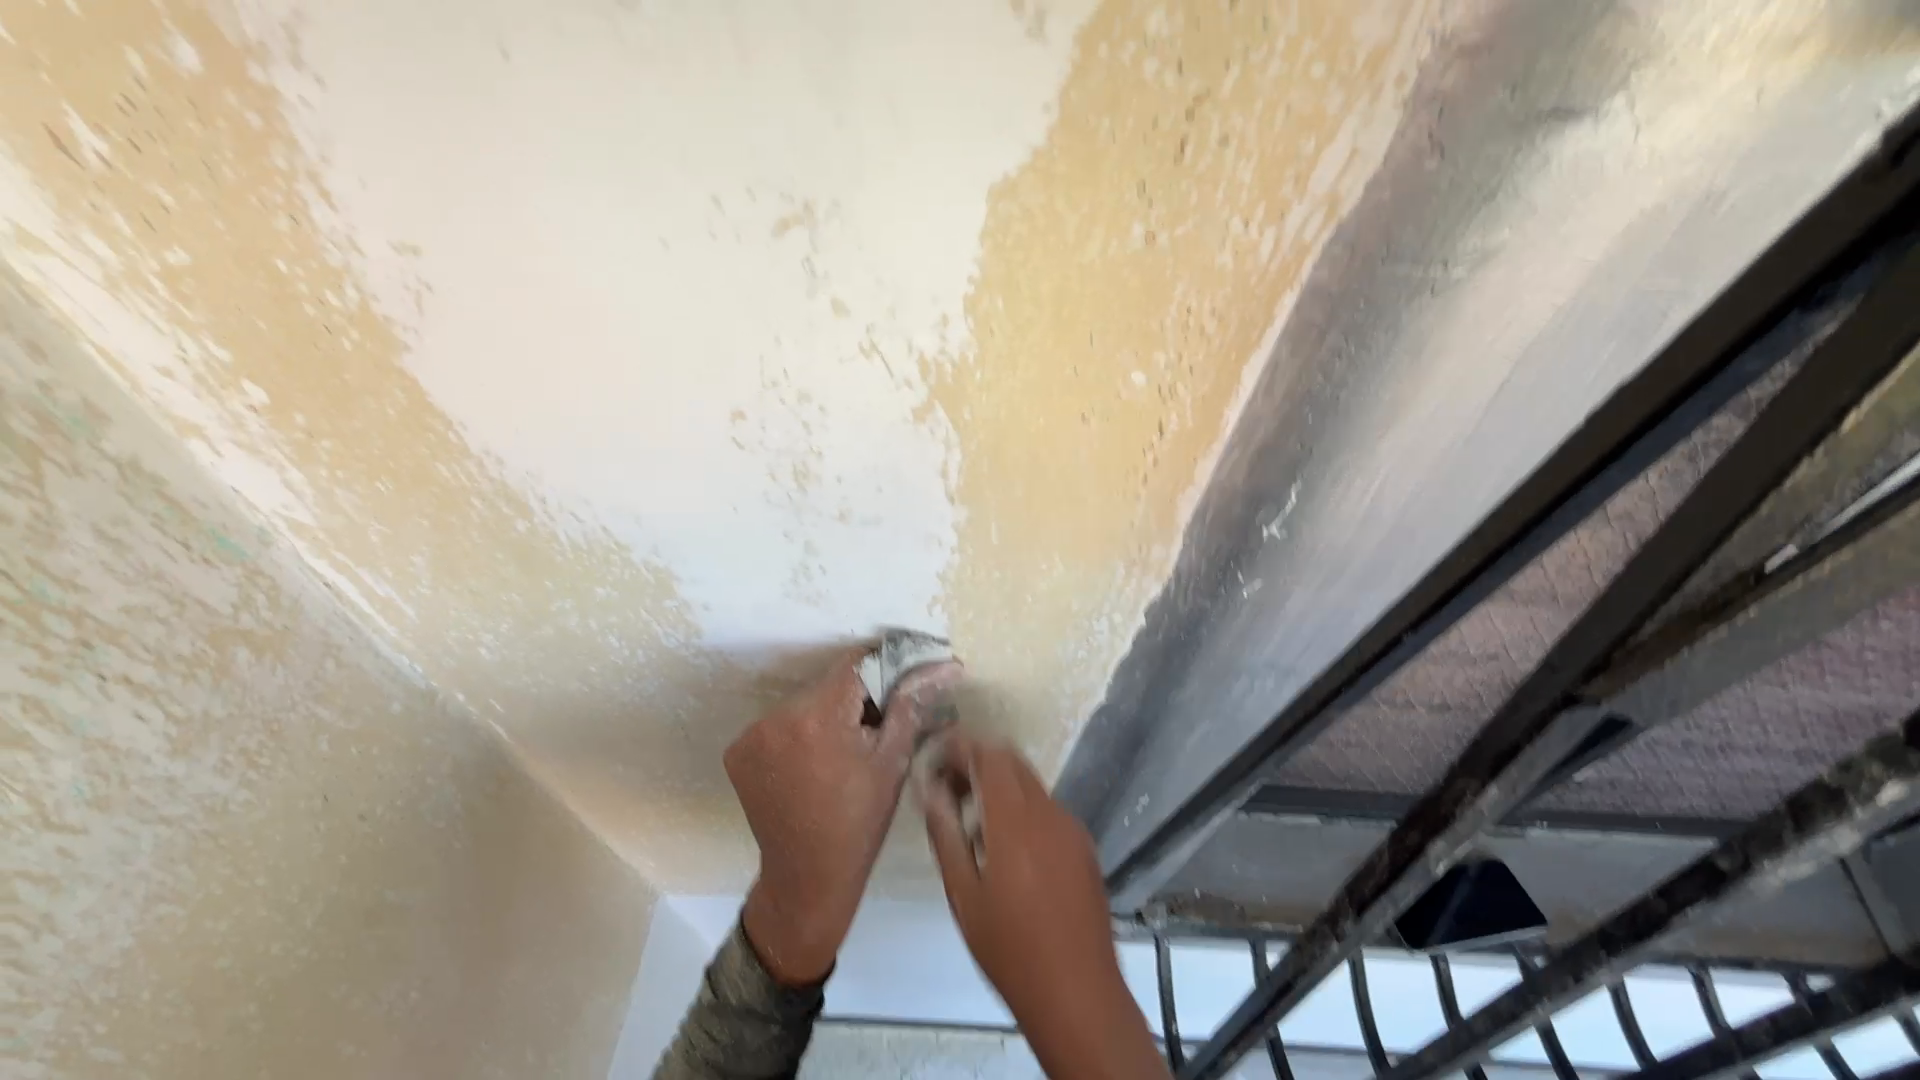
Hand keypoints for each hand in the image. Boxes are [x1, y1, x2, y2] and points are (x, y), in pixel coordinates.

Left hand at [728, 649, 962, 984]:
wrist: (809, 875)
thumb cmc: (860, 820)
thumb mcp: (893, 759)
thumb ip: (912, 703)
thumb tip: (945, 666)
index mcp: (819, 717)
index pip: (856, 664)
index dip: (884, 662)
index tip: (905, 669)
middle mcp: (778, 716)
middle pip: (829, 685)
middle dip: (855, 696)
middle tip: (878, 722)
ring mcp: (751, 734)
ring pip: (804, 703)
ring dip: (826, 714)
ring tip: (845, 747)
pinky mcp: (738, 751)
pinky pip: (778, 725)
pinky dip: (799, 734)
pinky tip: (814, 761)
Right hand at [920, 734, 1169, 1079]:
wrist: (1079, 995)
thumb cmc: (1010, 950)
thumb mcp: (963, 894)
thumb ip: (945, 834)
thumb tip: (929, 789)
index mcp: (1016, 820)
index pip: (988, 755)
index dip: (959, 747)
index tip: (934, 757)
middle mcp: (1049, 813)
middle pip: (1012, 763)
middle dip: (977, 763)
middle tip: (946, 788)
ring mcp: (1072, 830)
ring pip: (1030, 786)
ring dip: (999, 787)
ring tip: (969, 822)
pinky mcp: (1084, 849)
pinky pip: (1047, 812)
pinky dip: (1020, 810)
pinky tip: (1004, 849)